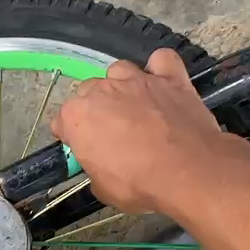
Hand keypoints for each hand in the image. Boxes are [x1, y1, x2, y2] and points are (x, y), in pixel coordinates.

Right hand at [52, 48, 226, 214]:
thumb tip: (101, 166)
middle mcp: (103, 90)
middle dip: (94, 109)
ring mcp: (138, 80)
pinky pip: (161, 60)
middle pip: (88, 91)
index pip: (61, 121)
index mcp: (77, 117)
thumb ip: (94, 168)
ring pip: (119, 70)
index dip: (72, 136)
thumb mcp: (103, 189)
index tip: (83, 148)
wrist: (188, 172)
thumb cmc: (139, 184)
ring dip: (120, 85)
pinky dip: (159, 69)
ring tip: (132, 105)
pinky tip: (160, 83)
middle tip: (109, 132)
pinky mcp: (171, 78)